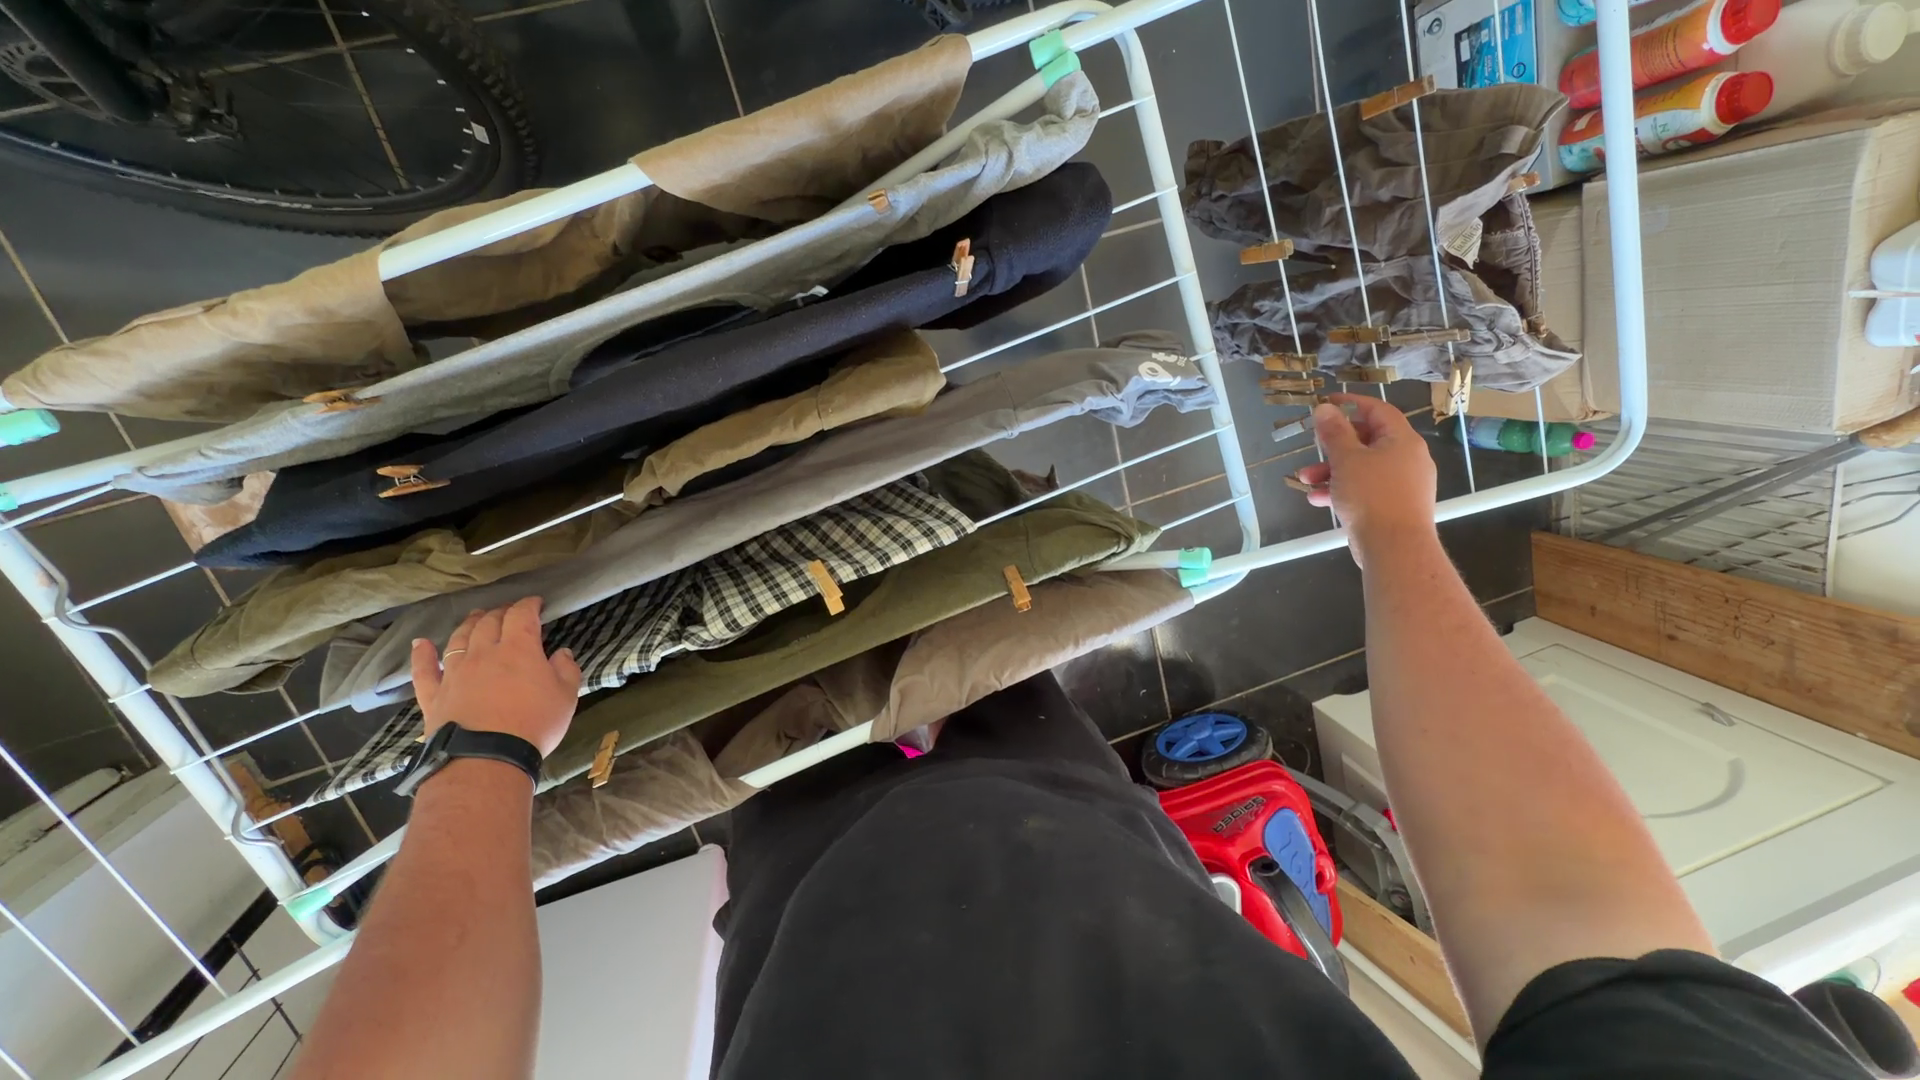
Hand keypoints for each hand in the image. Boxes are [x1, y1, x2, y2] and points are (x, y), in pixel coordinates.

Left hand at [410, 597, 581, 756]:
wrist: (486, 759)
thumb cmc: (534, 725)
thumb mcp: (567, 697)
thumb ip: (566, 670)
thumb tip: (562, 653)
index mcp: (519, 649)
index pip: (522, 615)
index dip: (529, 604)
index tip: (535, 602)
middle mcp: (484, 653)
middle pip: (489, 622)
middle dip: (500, 611)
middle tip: (507, 610)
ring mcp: (455, 672)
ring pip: (459, 638)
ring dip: (469, 624)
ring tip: (475, 617)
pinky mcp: (434, 694)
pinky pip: (424, 669)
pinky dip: (422, 654)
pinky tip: (420, 643)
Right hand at [1296, 393, 1437, 566]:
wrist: (1395, 547)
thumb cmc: (1372, 496)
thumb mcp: (1347, 460)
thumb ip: (1334, 433)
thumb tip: (1326, 409)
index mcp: (1402, 441)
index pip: (1378, 411)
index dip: (1352, 404)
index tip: (1328, 403)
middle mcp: (1407, 459)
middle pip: (1367, 441)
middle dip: (1334, 447)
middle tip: (1312, 448)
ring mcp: (1402, 484)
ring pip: (1363, 468)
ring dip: (1332, 471)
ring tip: (1306, 481)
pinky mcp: (1394, 506)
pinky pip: (1366, 490)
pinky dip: (1343, 490)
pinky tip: (1319, 500)